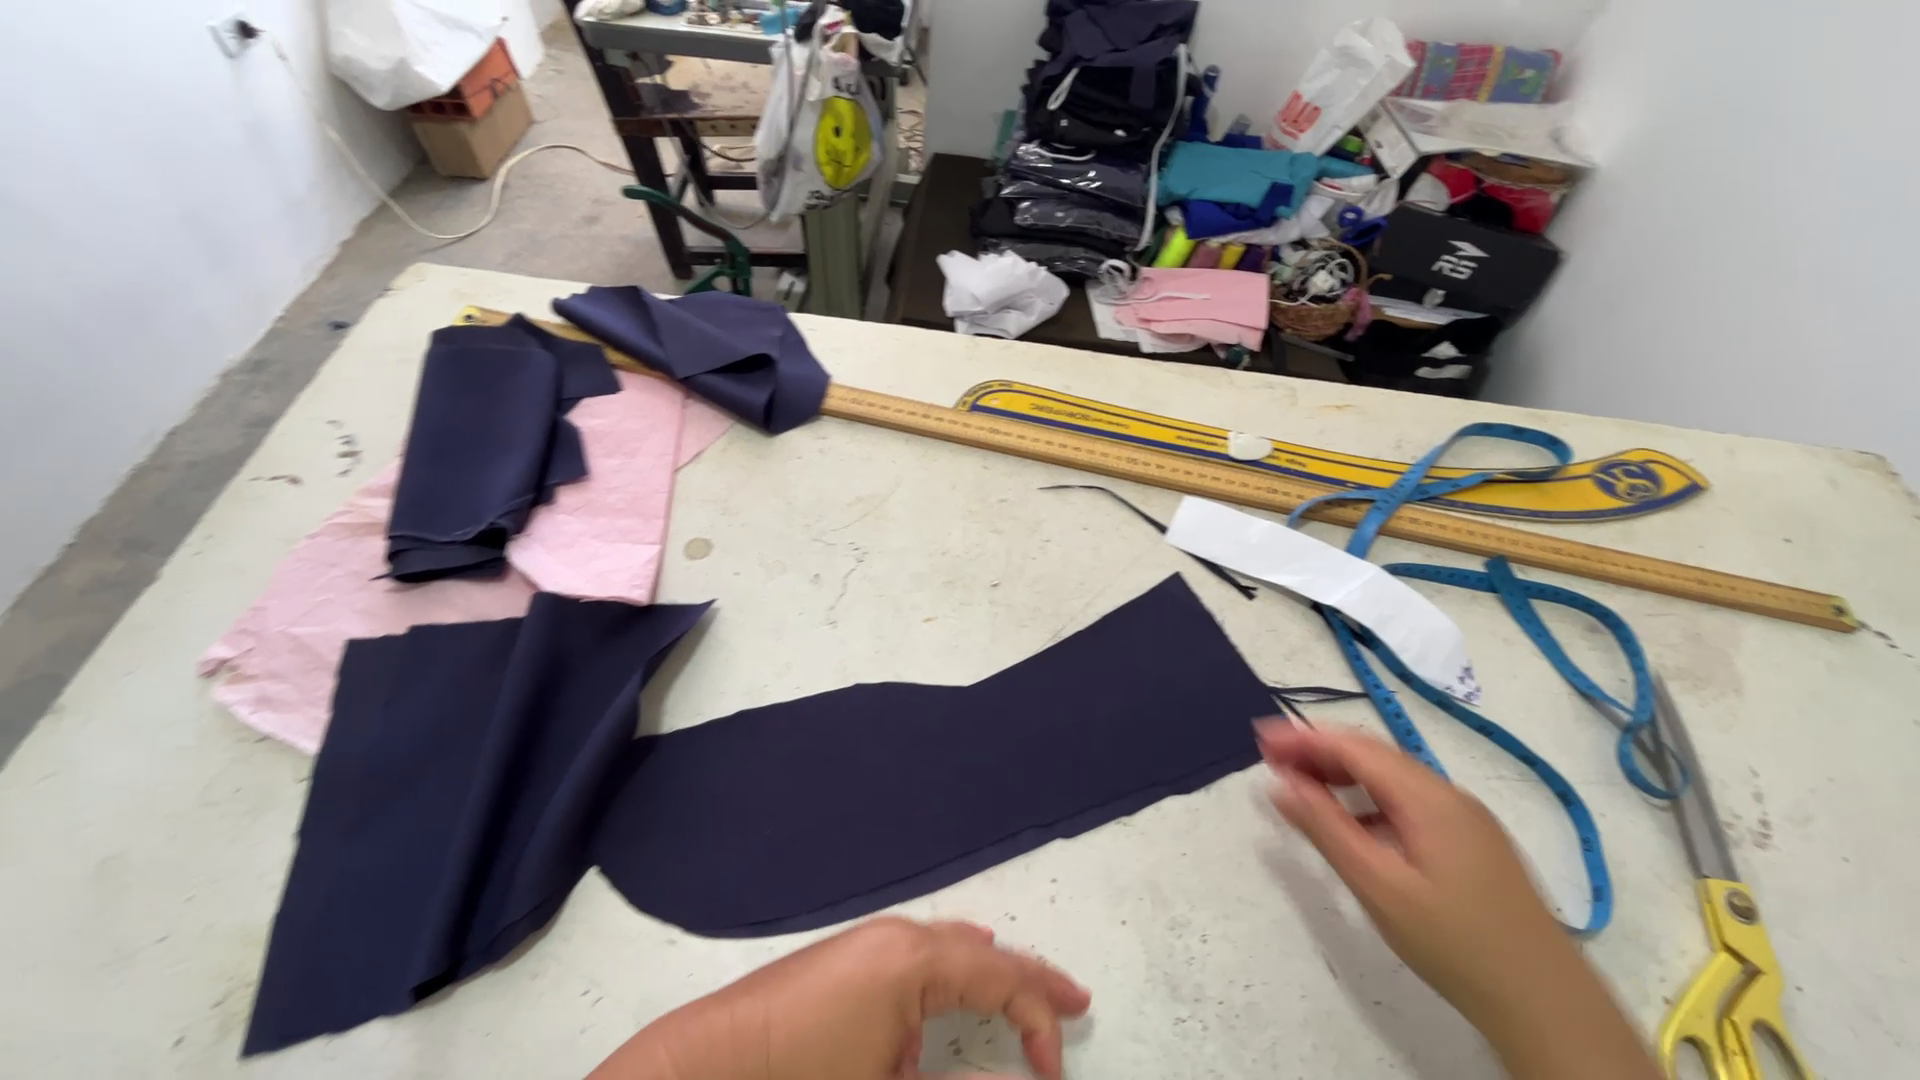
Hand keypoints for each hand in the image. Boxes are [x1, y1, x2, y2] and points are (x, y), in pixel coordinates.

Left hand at [589, 918, 1091, 1079]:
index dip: (1040, 1021)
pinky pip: (915, 954)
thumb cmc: (804, 1077)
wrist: (701, 1070)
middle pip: (980, 951)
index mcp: (914, 959)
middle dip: (1027, 979)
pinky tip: (952, 981)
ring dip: (988, 971)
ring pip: (948, 948)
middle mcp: (895, 936)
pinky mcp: (842, 959)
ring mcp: (864, 942)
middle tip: (1073, 999)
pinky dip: (949, 968)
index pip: (1001, 978)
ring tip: (1024, 989)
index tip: (1056, 1070)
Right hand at [1254, 718, 1572, 1020]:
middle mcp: (1450, 796)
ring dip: (1342, 774)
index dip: (1304, 738)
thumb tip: (1280, 785)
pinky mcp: (1471, 843)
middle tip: (1269, 760)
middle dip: (1319, 751)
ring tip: (1299, 786)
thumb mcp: (1378, 885)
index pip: (1356, 748)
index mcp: (1429, 798)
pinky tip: (1350, 823)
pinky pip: (1409, 803)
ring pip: (1392, 779)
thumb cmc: (1453, 942)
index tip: (1259, 738)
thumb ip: (1326, 829)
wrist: (1545, 1002)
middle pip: (1374, 757)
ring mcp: (1466, 819)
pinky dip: (1368, 799)